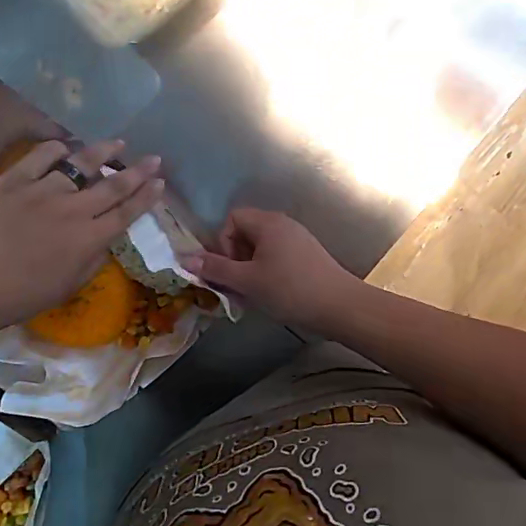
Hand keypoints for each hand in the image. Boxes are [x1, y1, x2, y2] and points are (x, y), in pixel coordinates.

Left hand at [0, 140, 162, 339]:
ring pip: (80, 165)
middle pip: (112, 186)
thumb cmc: (17, 297)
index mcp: (87, 240)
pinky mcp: (11, 182)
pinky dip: (56, 149)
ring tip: (118, 143)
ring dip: (102, 153)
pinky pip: (39, 157)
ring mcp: (41, 192)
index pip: (126, 213)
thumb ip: (93, 260)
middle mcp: (71, 211)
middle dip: (137, 171)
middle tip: (154, 158)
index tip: (160, 182)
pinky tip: (65, 147)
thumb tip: (105, 239)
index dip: (146, 197)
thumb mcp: (67, 287)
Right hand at [182, 208, 361, 330]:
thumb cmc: (290, 290)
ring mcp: (298, 240)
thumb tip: (184, 259)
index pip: (232, 219)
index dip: (222, 243)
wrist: (340, 306)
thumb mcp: (248, 281)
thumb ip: (216, 269)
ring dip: (249, 270)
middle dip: (234, 259)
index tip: (227, 269)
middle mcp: (284, 225)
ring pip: (261, 249)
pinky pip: (277, 258)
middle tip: (236, 287)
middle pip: (246, 233)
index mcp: (268, 223)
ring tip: (251, 296)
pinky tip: (270, 296)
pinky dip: (266, 274)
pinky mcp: (308, 257)